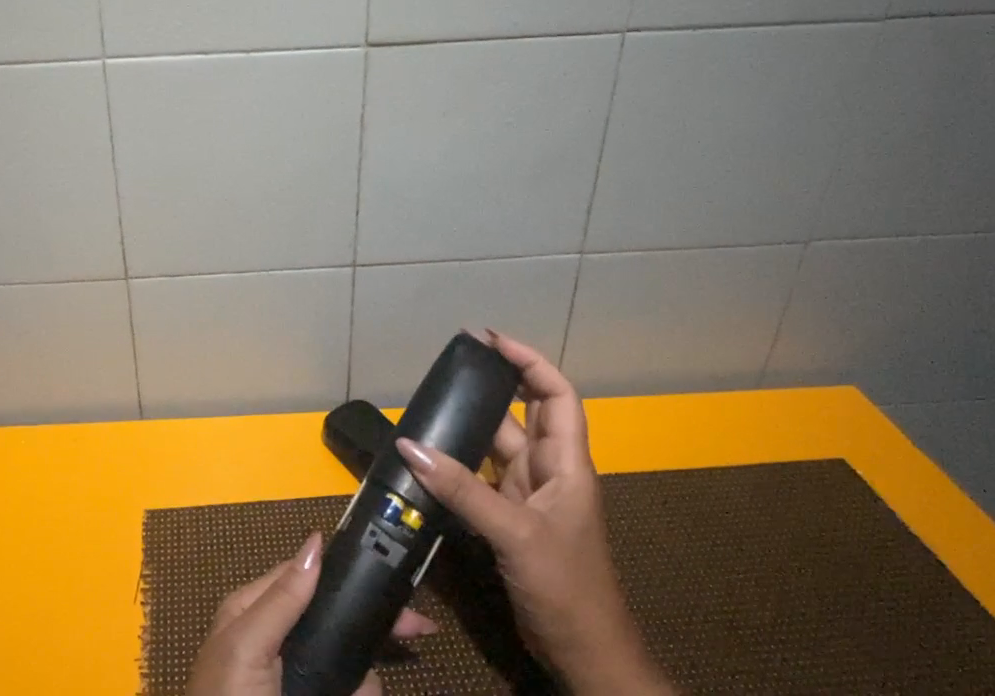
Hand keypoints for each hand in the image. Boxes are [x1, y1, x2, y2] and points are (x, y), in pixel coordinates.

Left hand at [186, 531, 437, 695]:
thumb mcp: (246, 646)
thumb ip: (281, 598)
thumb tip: (316, 541)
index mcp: (256, 610)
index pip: (310, 576)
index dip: (348, 573)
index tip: (392, 576)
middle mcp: (280, 638)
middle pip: (337, 619)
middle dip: (375, 627)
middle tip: (420, 628)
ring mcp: (298, 674)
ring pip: (351, 662)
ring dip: (364, 678)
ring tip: (359, 689)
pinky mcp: (316, 694)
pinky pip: (352, 687)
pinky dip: (361, 691)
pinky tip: (361, 693)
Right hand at [394, 331, 672, 695]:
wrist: (584, 653)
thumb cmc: (566, 586)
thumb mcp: (515, 534)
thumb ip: (462, 491)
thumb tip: (410, 447)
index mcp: (567, 464)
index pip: (557, 395)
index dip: (530, 362)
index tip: (492, 341)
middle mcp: (548, 472)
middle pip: (523, 414)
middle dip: (493, 385)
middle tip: (451, 364)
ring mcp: (527, 497)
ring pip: (496, 448)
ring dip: (469, 427)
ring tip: (430, 403)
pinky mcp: (508, 520)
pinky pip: (479, 480)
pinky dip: (456, 466)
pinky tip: (428, 458)